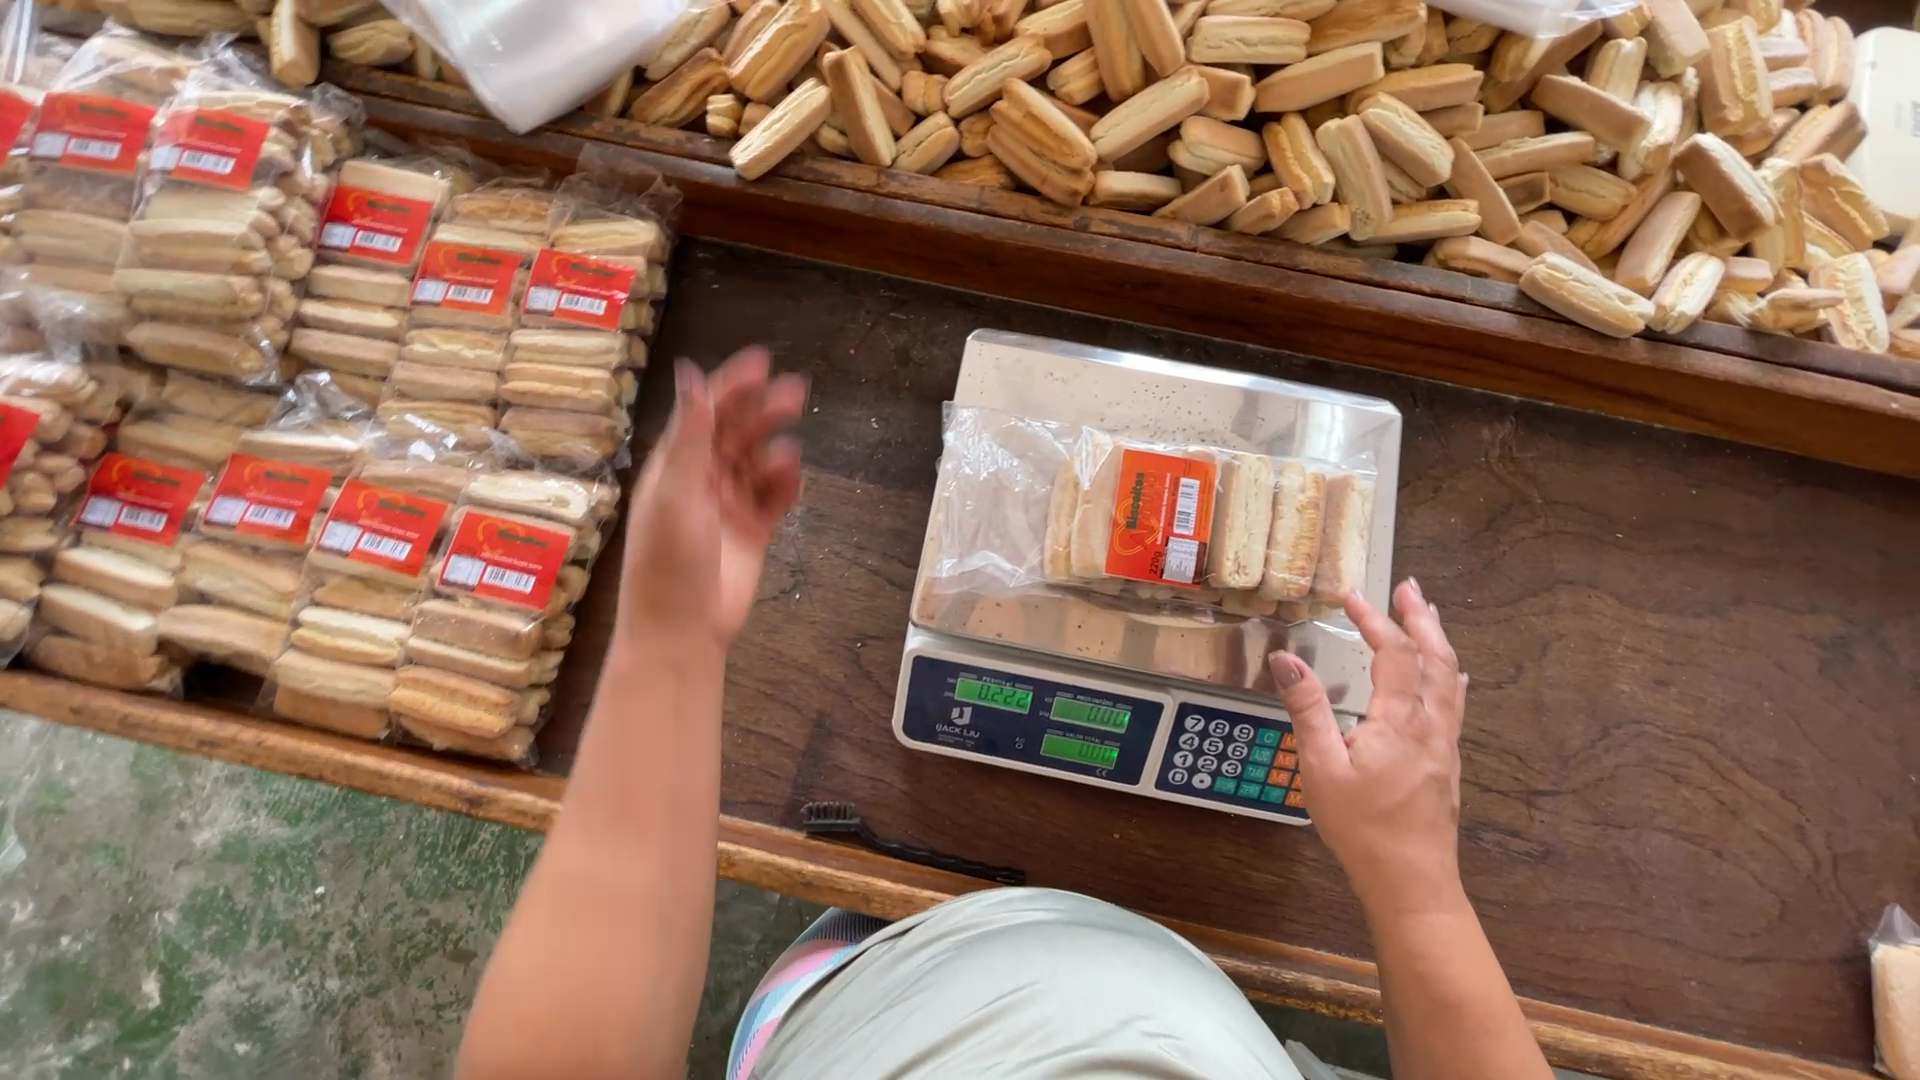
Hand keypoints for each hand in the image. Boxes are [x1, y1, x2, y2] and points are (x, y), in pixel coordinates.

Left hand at [615, 347, 806, 650]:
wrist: (682, 629)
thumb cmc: (668, 561)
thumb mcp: (675, 493)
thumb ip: (689, 436)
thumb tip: (691, 374)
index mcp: (675, 466)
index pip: (706, 414)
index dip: (732, 386)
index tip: (762, 362)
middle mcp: (702, 479)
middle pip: (737, 433)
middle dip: (763, 411)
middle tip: (796, 392)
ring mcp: (729, 505)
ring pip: (759, 463)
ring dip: (777, 448)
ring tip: (792, 449)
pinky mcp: (754, 530)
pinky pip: (775, 498)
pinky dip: (785, 485)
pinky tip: (793, 478)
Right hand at [1270, 580, 1466, 919]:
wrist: (1412, 881)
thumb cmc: (1361, 825)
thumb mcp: (1322, 766)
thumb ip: (1307, 708)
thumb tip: (1286, 657)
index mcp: (1400, 720)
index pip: (1393, 654)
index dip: (1375, 620)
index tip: (1352, 596)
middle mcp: (1431, 724)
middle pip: (1435, 658)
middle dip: (1421, 619)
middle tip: (1408, 587)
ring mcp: (1445, 743)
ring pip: (1450, 679)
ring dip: (1438, 640)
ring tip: (1427, 614)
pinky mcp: (1447, 761)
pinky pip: (1454, 702)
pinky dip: (1448, 673)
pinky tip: (1450, 674)